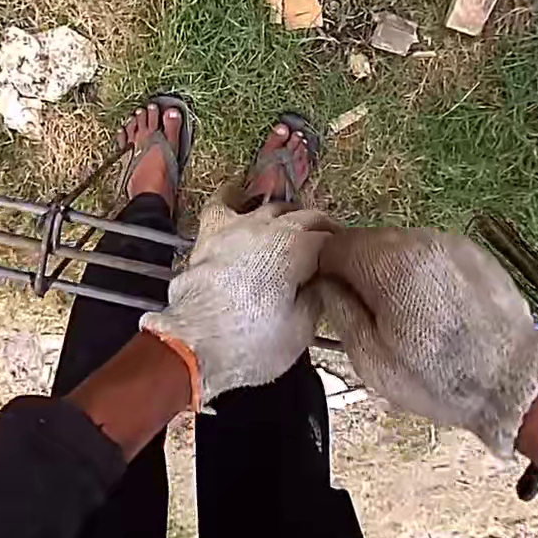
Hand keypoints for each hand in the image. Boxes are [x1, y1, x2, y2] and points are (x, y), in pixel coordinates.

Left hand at [139, 189, 335, 408]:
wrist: (196, 344)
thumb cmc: (253, 343)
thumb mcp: (302, 330)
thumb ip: (317, 297)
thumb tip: (321, 281)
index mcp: (299, 248)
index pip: (329, 238)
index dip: (339, 249)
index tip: (341, 261)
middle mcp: (271, 227)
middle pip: (304, 217)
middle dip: (318, 229)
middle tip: (323, 247)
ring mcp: (239, 225)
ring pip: (270, 208)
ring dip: (286, 216)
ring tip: (291, 229)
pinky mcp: (211, 231)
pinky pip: (222, 202)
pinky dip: (233, 196)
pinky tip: (238, 193)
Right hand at [308, 228, 537, 456]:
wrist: (516, 382)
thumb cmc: (437, 378)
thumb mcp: (371, 359)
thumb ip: (339, 310)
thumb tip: (324, 282)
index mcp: (387, 264)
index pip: (334, 245)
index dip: (325, 268)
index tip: (332, 292)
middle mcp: (416, 240)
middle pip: (366, 240)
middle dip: (359, 267)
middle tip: (369, 307)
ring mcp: (447, 241)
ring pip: (398, 243)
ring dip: (390, 267)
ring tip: (405, 307)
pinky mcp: (472, 250)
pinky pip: (429, 250)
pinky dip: (420, 268)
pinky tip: (434, 302)